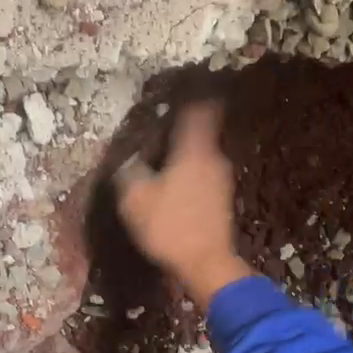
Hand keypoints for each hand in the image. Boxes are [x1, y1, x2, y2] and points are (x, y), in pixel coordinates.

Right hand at [115, 102, 254, 305]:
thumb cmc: (170, 227)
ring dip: (185, 158)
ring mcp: (222, 181)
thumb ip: (129, 174)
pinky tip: (175, 188)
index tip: (185, 87)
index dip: (192, 96)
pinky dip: (190, 177)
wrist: (207, 264)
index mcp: (194, 150)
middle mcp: (214, 159)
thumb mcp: (136, 200)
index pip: (198, 111)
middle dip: (181, 132)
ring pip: (201, 158)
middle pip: (199, 135)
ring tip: (163, 162)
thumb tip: (129, 162)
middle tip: (160, 131)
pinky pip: (203, 178)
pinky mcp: (223, 201)